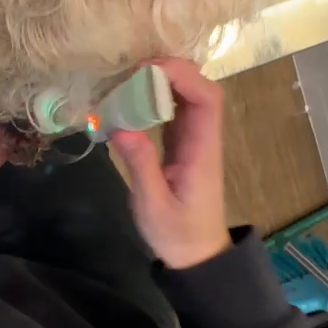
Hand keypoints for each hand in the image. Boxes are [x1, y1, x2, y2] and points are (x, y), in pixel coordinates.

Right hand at [108, 58, 231, 268]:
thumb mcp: (153, 204)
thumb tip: (120, 124)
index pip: (206, 97)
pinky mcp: (180, 143)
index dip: (181, 75)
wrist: (196, 256)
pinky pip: (173, 108)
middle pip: (199, 87)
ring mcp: (193, 138)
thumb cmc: (177, 234)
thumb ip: (140, 164)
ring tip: (124, 81)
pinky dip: (153, 96)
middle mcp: (202, 137)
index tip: (145, 71)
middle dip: (168, 70)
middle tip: (128, 72)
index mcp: (203, 149)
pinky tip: (129, 97)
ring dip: (159, 80)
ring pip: (186, 94)